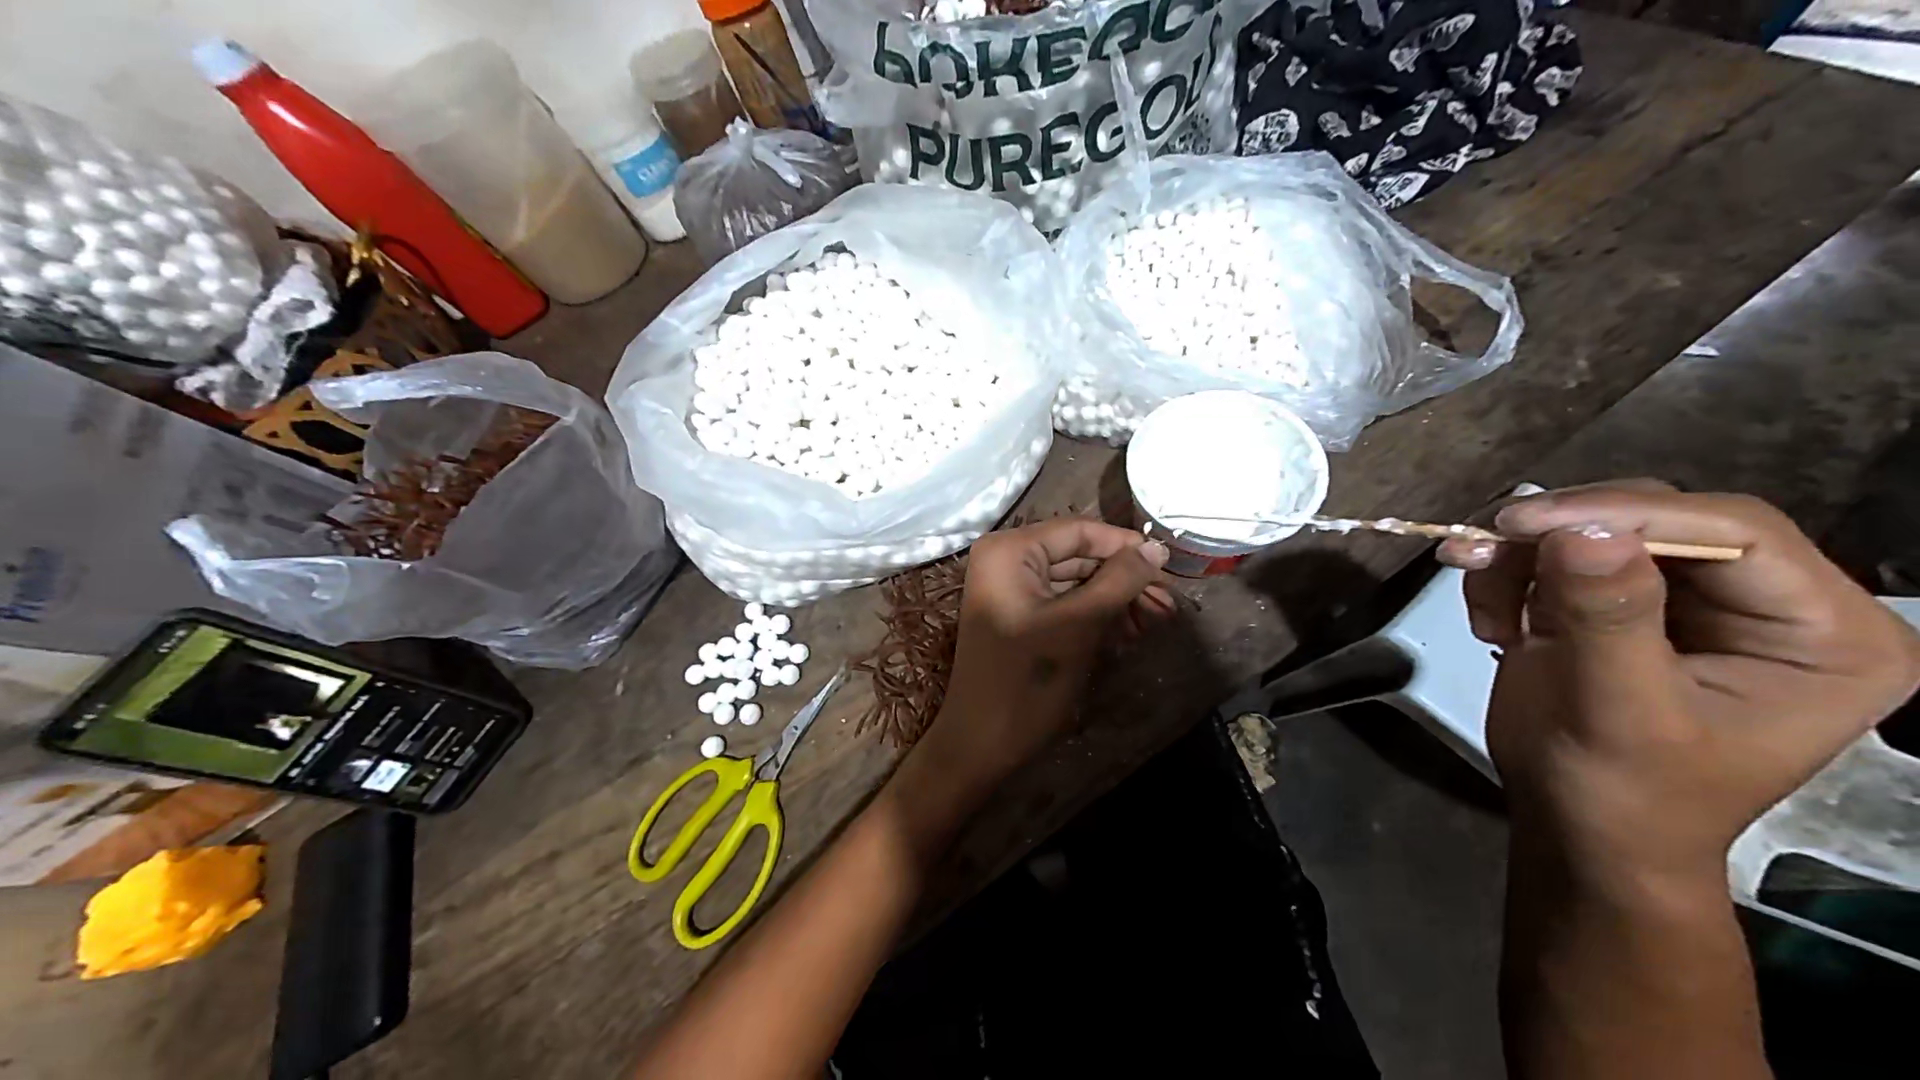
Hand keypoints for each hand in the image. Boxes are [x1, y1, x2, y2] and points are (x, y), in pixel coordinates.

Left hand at [914, 519, 1172, 798]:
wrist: (981, 742)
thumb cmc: (1026, 680)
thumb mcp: (1078, 625)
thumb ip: (1119, 581)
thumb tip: (1157, 547)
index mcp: (1009, 550)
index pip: (1081, 531)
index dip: (1128, 547)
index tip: (1171, 570)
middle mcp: (1006, 559)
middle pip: (1080, 556)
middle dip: (1125, 580)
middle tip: (1170, 607)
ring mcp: (1011, 588)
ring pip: (1076, 581)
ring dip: (1116, 600)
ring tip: (1157, 623)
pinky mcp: (1019, 615)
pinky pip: (1064, 602)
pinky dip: (1096, 615)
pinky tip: (1129, 632)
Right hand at [1437, 481, 1919, 886]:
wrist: (1579, 828)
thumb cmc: (1617, 789)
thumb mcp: (1616, 709)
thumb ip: (1607, 616)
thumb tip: (1578, 530)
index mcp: (1822, 636)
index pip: (1735, 533)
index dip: (1623, 514)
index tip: (1516, 523)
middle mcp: (1772, 604)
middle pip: (1658, 520)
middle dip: (1556, 537)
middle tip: (1476, 555)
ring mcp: (1695, 602)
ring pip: (1598, 532)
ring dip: (1520, 561)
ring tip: (1485, 613)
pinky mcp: (1630, 604)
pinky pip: (1563, 557)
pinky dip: (1512, 578)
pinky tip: (1495, 624)